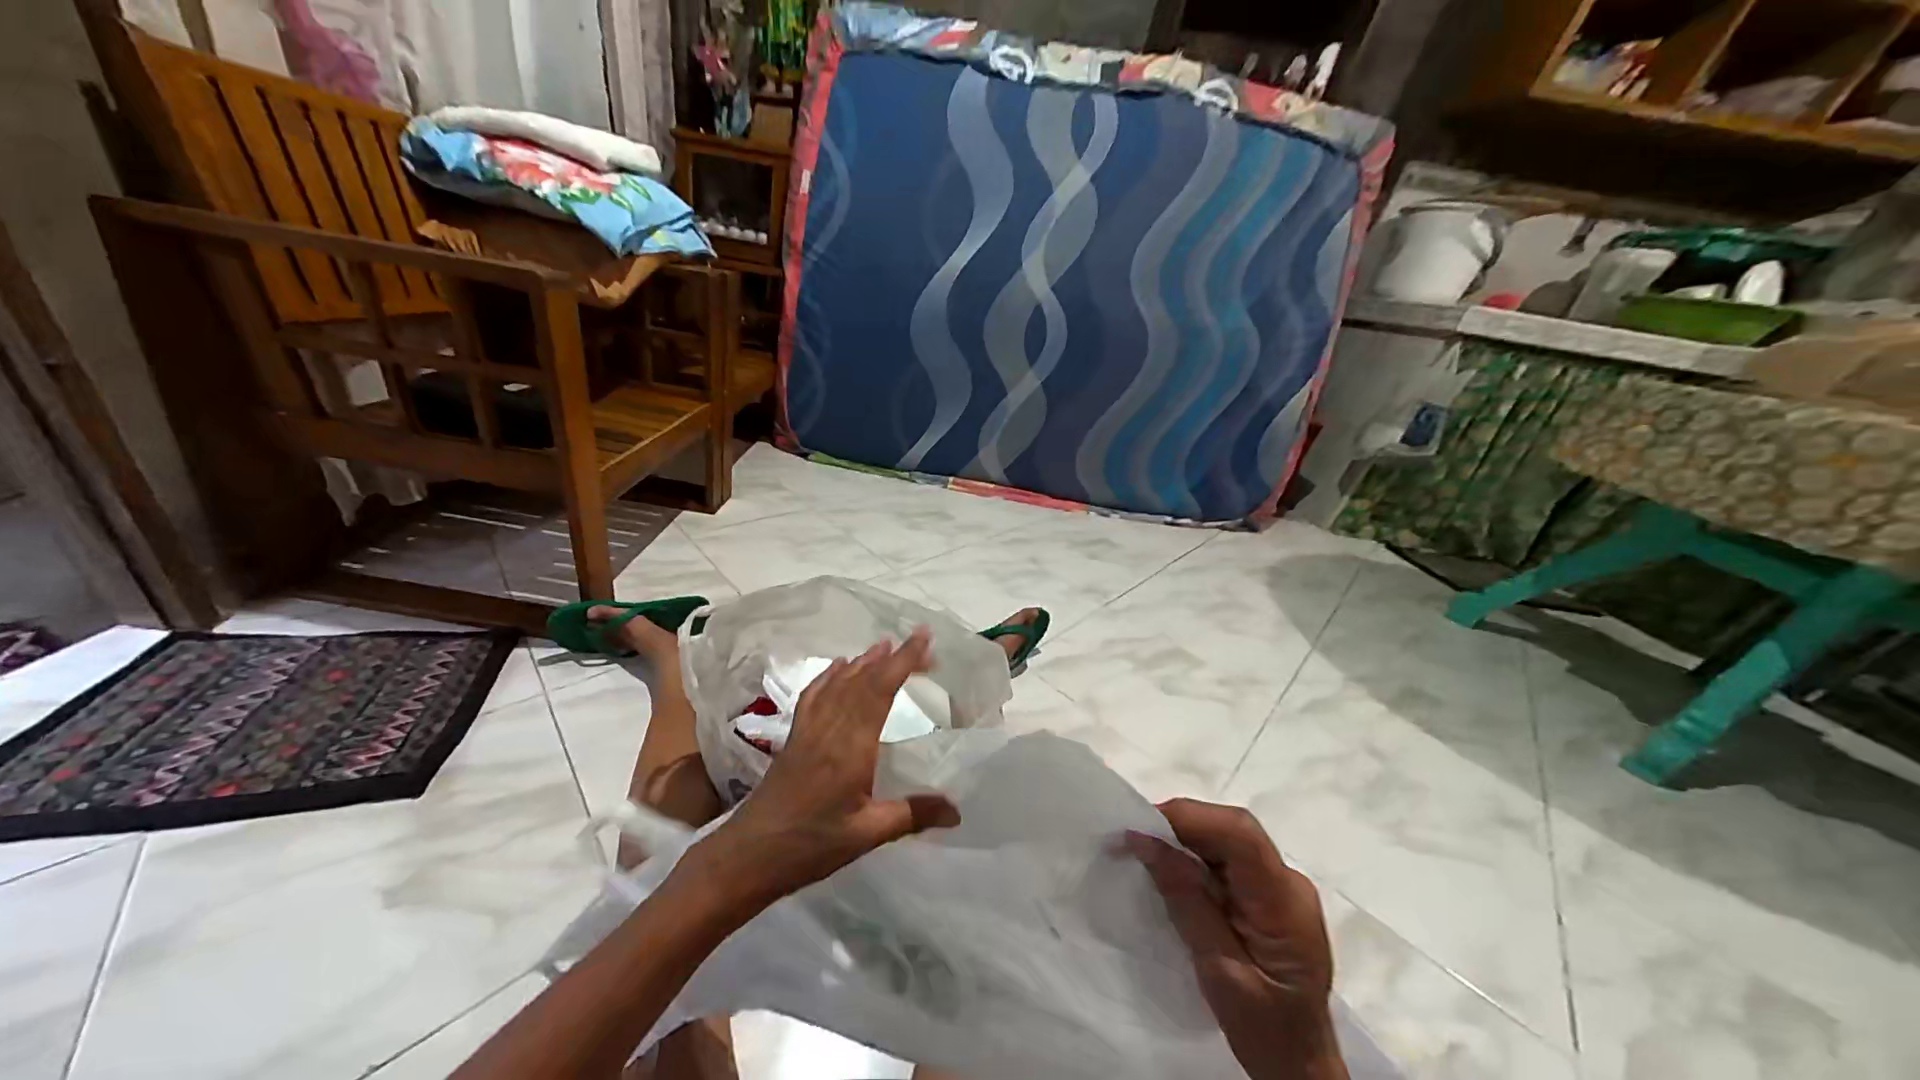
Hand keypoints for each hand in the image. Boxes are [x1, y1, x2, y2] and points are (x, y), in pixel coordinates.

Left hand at [695, 628, 960, 905]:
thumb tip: (958, 811)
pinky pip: (814, 696)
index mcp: (851, 746)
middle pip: (862, 681)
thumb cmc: (810, 845)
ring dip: (863, 662)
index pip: (880, 690)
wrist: (748, 855)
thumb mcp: (867, 835)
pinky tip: (837, 668)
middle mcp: (829, 729)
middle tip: (918, 641)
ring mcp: (808, 731)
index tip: (924, 637)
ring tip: (884, 645)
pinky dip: (829, 676)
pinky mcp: (794, 738)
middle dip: (891, 657)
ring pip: (838, 684)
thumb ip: (912, 815)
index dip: (904, 661)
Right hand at [1127, 799, 1346, 1079]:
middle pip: (1233, 830)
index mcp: (1284, 901)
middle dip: (1180, 825)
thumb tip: (1147, 843)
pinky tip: (1170, 871)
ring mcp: (1281, 886)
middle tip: (1133, 840)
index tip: (1140, 828)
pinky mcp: (1267, 895)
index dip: (1188, 818)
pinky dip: (1194, 857)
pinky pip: (1228, 859)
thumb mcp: (1219, 973)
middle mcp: (1288, 882)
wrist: (1300, 1067)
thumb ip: (1186, 902)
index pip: (1240, 834)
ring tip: (1144, 852)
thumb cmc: (1265, 1031)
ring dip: (1184, 839)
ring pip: (1228, 839)